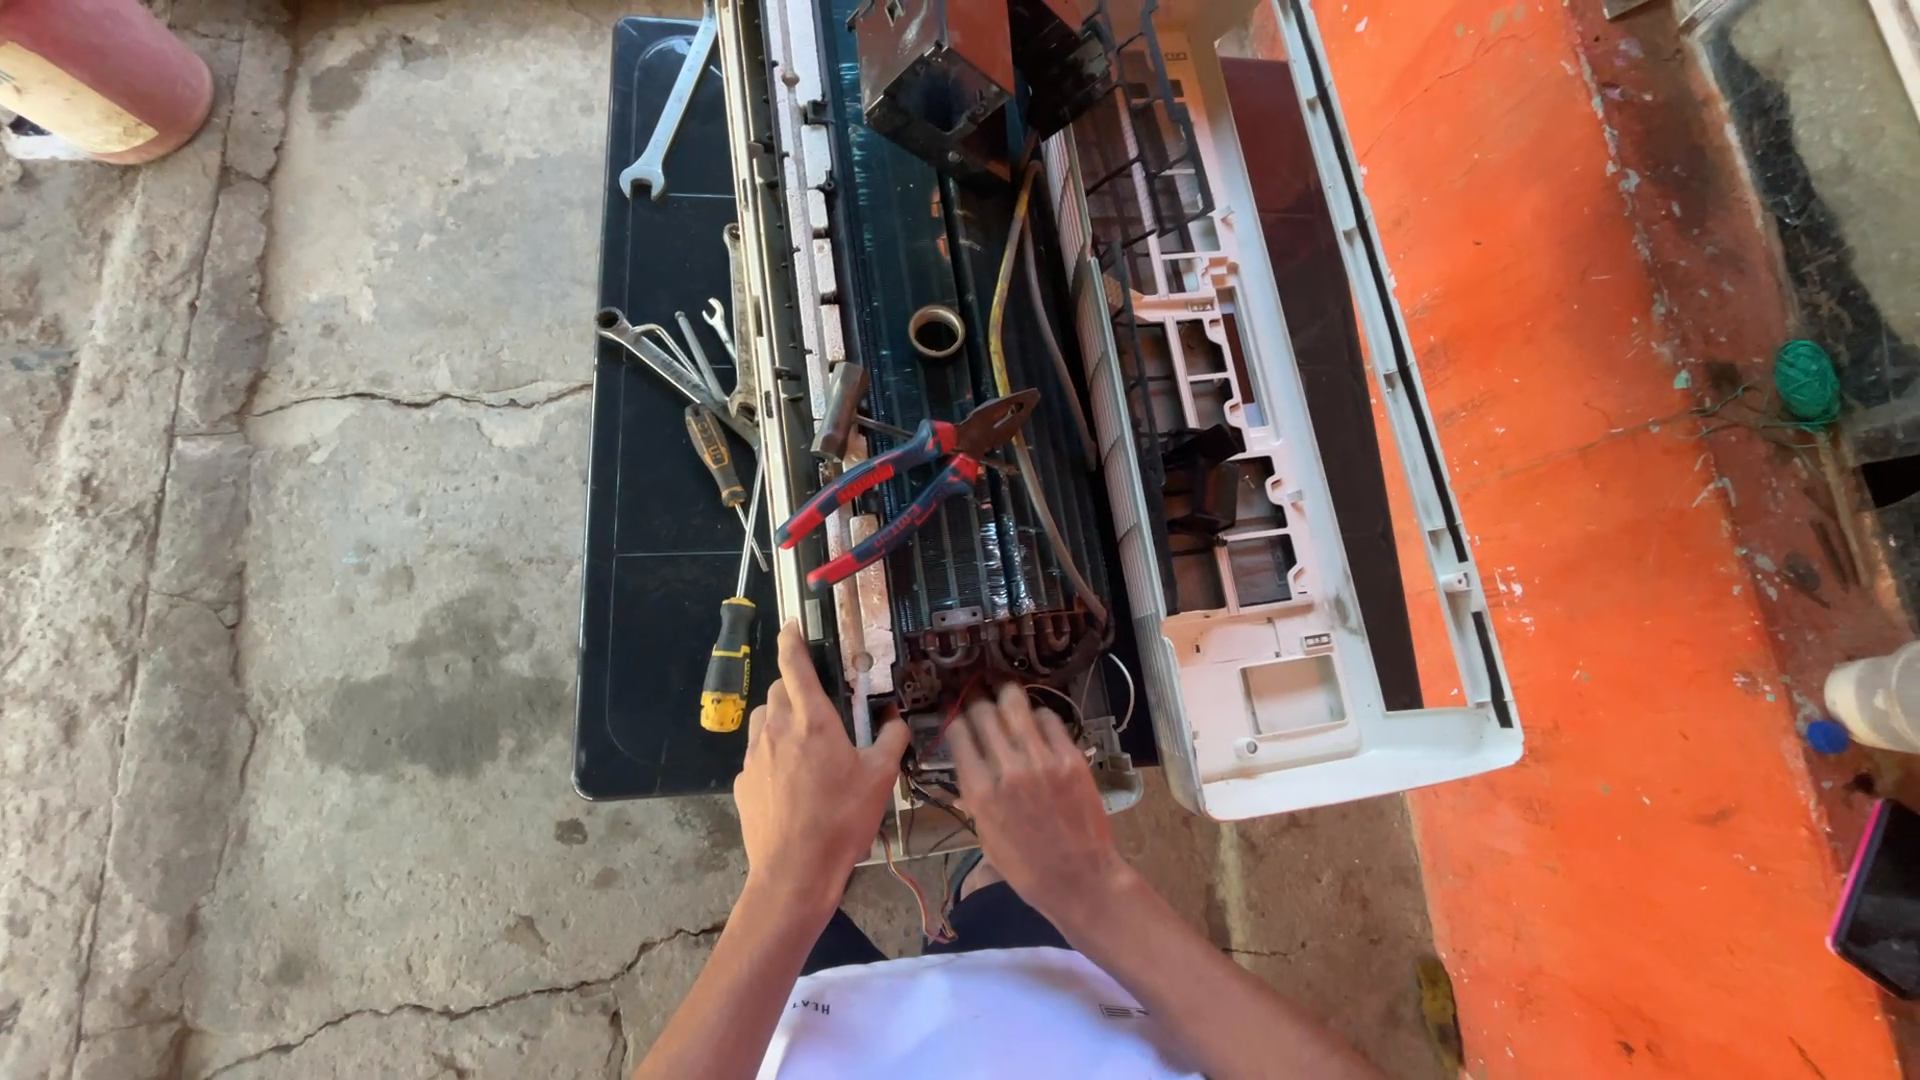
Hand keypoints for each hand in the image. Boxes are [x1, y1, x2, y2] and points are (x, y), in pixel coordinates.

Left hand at [733, 619, 909, 919]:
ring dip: (780, 718)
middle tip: (820, 709)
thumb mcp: (881, 777)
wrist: (794, 872)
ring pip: (764, 719)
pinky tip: (790, 781)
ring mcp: (753, 756)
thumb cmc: (841, 819)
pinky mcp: (742, 782)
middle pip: (778, 690)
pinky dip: (771, 754)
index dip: (792, 639)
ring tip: (804, 744)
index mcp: (811, 720)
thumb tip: (896, 719)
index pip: (795, 664)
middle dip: (795, 689)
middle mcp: (776, 729)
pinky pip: (756, 754)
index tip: (791, 624)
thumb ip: (891, 738)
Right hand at [948, 682, 1133, 927]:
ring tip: (1003, 691)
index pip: (959, 734)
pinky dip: (1039, 715)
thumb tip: (968, 767)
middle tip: (977, 695)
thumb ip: (975, 796)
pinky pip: (1049, 719)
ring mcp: (1041, 760)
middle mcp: (1006, 770)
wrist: (1080, 879)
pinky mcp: (1070, 757)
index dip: (954, 718)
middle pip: (983, 712)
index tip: (954, 711)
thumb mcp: (986, 836)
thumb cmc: (1027, 867)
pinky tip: (1036, 720)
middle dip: (976, 700)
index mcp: (980, 792)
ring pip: (1015, 705)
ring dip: (1005, 695)